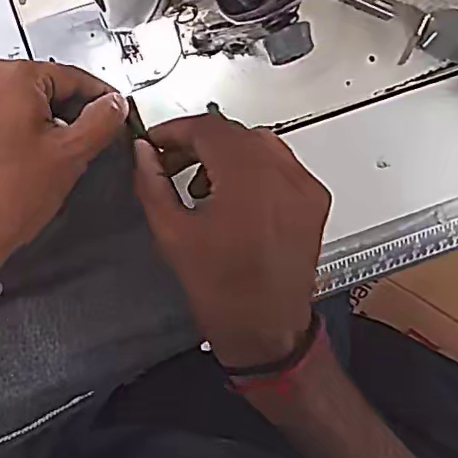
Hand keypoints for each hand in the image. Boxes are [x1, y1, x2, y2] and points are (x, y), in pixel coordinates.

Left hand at [0, 59, 128, 268]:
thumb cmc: (2, 199)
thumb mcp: (71, 155)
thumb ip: (102, 121)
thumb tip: (113, 105)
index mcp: (12, 77)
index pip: (72, 77)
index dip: (100, 98)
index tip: (112, 110)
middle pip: (43, 90)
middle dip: (67, 116)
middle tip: (82, 145)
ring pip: (19, 107)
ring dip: (40, 129)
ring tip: (46, 164)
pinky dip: (14, 139)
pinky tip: (21, 168)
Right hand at [131, 113, 330, 368]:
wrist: (265, 330)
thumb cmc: (223, 292)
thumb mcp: (172, 233)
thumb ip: (152, 183)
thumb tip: (143, 154)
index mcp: (248, 180)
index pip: (208, 127)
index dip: (173, 130)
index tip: (154, 141)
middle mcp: (284, 175)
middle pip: (233, 132)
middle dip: (196, 142)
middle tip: (168, 161)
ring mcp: (303, 187)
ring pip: (257, 145)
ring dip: (223, 154)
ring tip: (197, 183)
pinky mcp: (313, 200)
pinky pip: (279, 165)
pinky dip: (250, 169)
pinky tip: (229, 196)